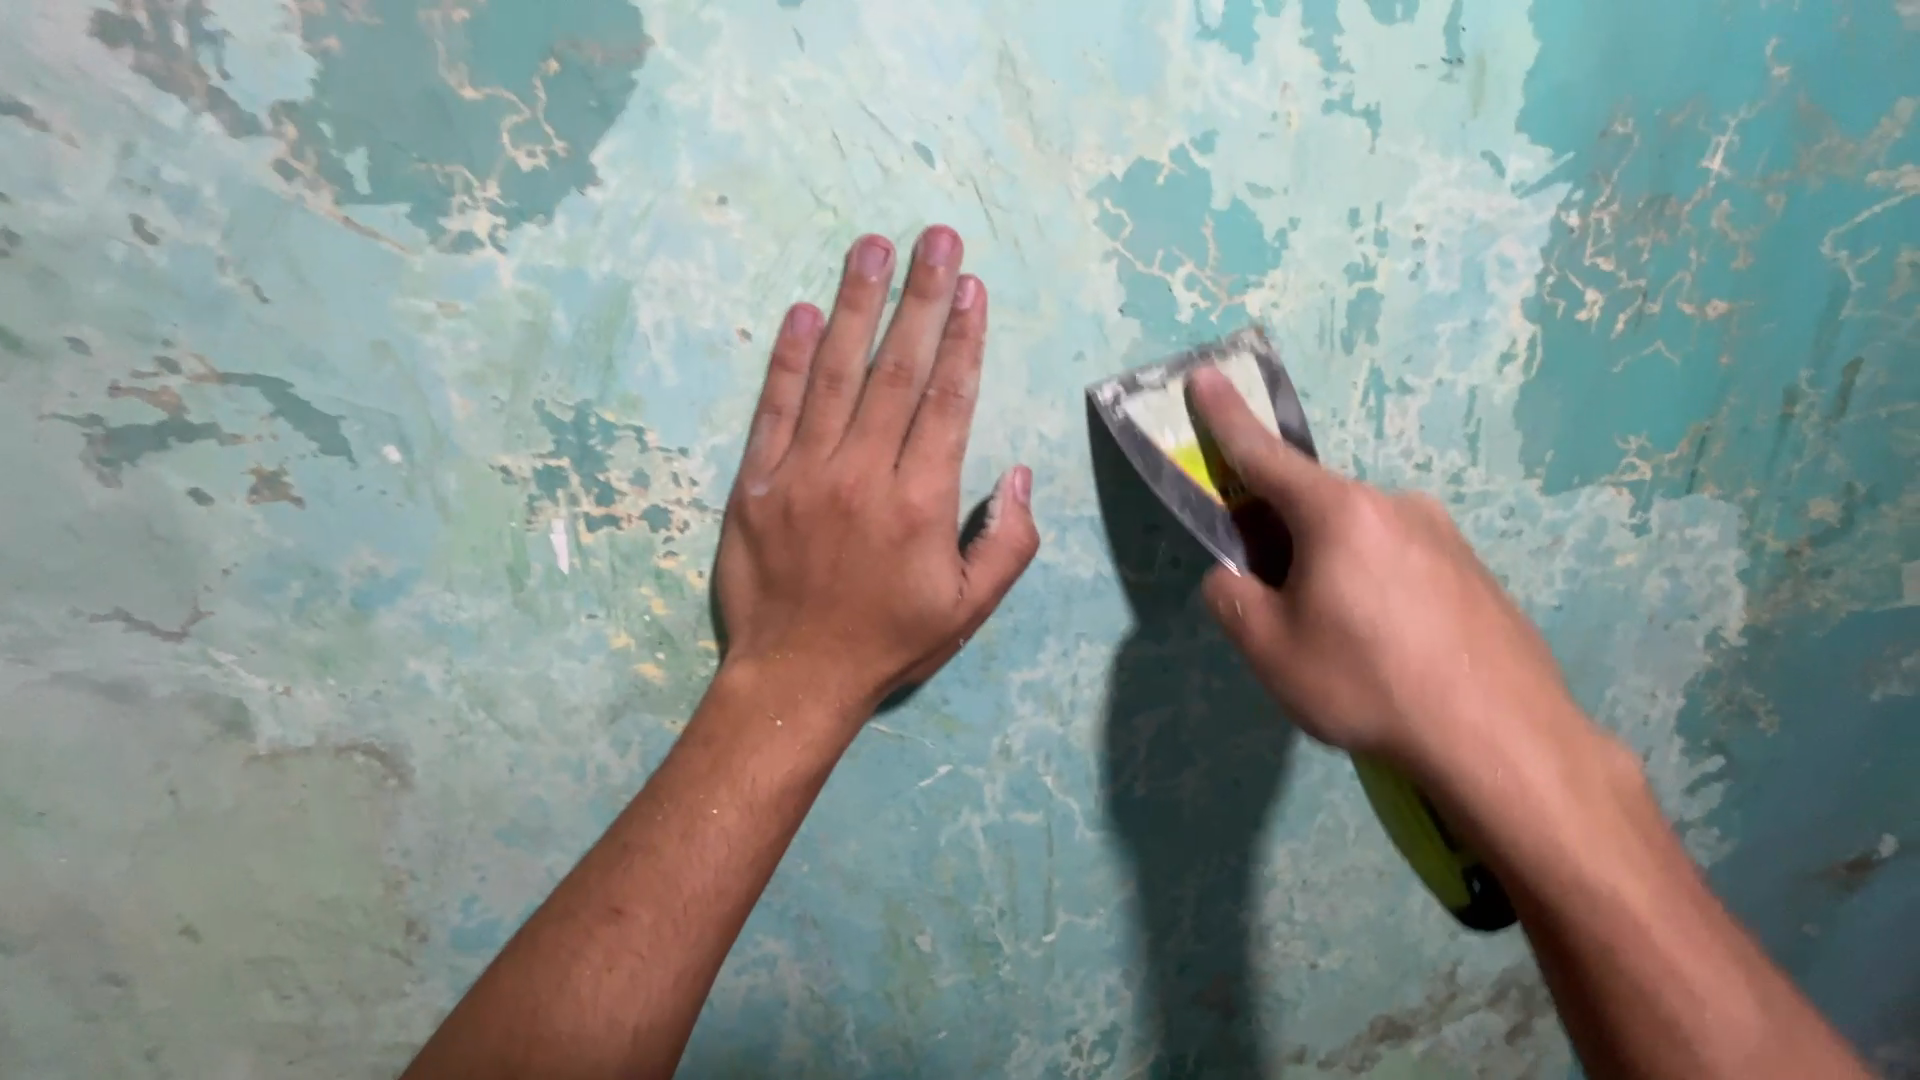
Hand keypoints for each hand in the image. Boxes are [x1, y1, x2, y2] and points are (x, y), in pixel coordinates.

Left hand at [713, 227, 1039, 717]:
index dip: (963, 338)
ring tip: (872, 247)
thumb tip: (1021, 476)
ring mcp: (802, 472)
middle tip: (936, 237)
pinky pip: (774, 408)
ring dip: (855, 305)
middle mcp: (863, 473)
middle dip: (921, 298)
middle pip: (897, 370)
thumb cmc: (889, 641)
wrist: (795, 676)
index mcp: (921, 501)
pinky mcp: (755, 482)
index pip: (947, 401)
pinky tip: (801, 312)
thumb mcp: (970, 609)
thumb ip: (1008, 543)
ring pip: (833, 373)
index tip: (972, 286)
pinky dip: (787, 358)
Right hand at [1188, 367, 1584, 775]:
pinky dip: (1372, 587)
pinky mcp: (1473, 570)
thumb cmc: (1369, 682)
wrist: (1504, 740)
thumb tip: (1235, 578)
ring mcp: (1442, 534)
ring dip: (1328, 567)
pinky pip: (1398, 561)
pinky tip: (1387, 648)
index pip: (1263, 455)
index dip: (1225, 417)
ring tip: (1340, 641)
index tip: (1204, 375)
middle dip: (1279, 536)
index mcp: (1338, 513)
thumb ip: (1230, 598)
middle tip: (1276, 600)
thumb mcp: (1269, 649)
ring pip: (1356, 538)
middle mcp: (1394, 505)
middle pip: (1311, 506)